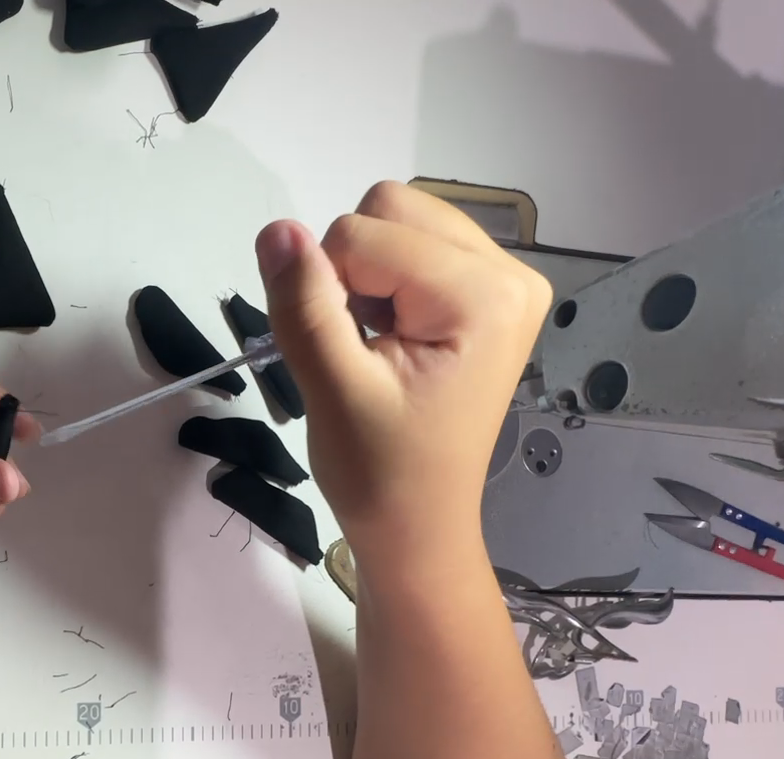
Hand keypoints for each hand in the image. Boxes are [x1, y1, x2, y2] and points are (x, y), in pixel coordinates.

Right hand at [255, 182, 549, 565]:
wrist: (414, 524)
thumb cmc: (377, 470)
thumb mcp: (332, 389)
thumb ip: (303, 305)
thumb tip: (275, 229)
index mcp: (483, 293)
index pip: (363, 234)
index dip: (324, 290)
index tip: (338, 353)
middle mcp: (508, 270)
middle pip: (390, 209)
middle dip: (348, 272)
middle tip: (356, 346)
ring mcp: (501, 281)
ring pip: (396, 224)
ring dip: (361, 279)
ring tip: (371, 346)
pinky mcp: (482, 297)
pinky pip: (410, 251)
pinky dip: (378, 287)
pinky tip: (385, 340)